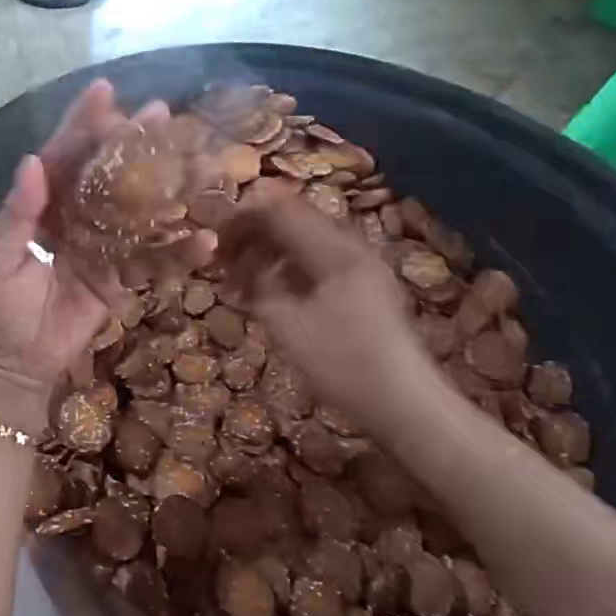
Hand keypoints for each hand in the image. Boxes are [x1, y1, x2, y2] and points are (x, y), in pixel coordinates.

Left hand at [0, 80, 209, 429]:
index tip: (105, 91)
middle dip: (130, 141)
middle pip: (105, 173)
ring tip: (192, 155)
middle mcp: (75, 218)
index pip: (63, 156)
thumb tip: (34, 162)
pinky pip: (150, 261)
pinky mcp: (119, 279)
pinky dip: (177, 252)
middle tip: (161, 112)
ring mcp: (101, 247)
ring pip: (133, 208)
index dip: (82, 123)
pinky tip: (205, 237)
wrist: (13, 364)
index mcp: (41, 206)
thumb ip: (18, 214)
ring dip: (160, 184)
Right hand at [218, 186, 432, 428]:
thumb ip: (260, 283)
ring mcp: (358, 269)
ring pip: (302, 246)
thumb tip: (237, 258)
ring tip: (234, 281)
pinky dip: (285, 273)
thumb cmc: (344, 365)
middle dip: (252, 237)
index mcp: (336, 251)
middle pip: (293, 224)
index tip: (213, 237)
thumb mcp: (289, 326)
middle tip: (219, 261)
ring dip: (266, 256)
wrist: (403, 404)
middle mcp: (350, 249)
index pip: (281, 211)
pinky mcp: (359, 290)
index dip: (243, 218)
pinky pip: (314, 266)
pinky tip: (262, 294)